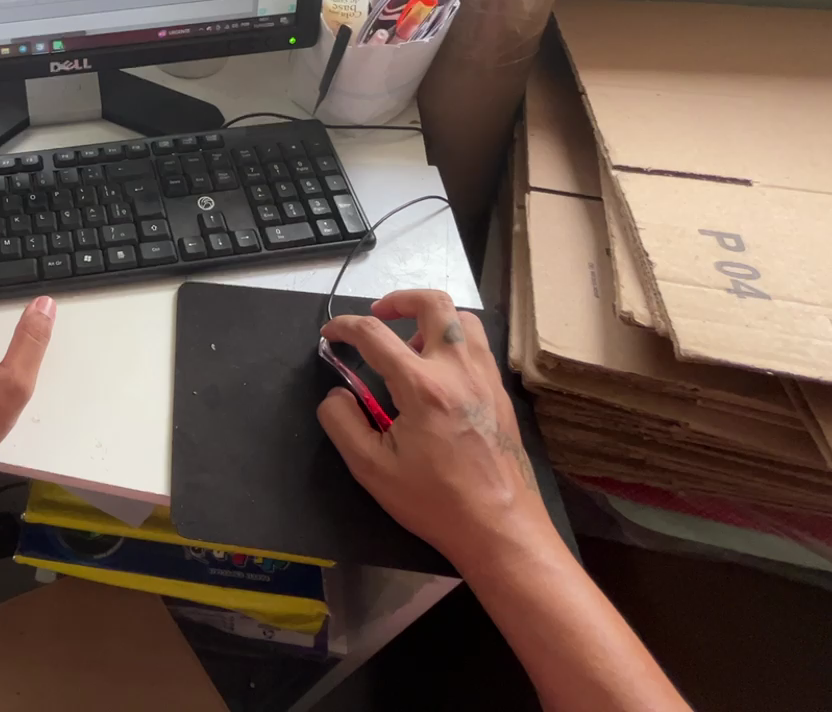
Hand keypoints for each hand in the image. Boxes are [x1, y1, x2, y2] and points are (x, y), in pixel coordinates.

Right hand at [317, 289, 551, 573]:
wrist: (502, 532)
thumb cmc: (434, 501)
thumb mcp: (370, 468)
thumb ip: (341, 420)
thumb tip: (338, 392)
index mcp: (422, 387)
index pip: (373, 334)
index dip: (342, 327)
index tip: (329, 336)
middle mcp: (458, 371)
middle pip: (434, 303)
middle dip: (398, 299)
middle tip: (376, 316)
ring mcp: (486, 379)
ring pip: (463, 319)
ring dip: (429, 319)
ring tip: (407, 345)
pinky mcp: (500, 394)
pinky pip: (477, 345)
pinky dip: (451, 341)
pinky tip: (434, 372)